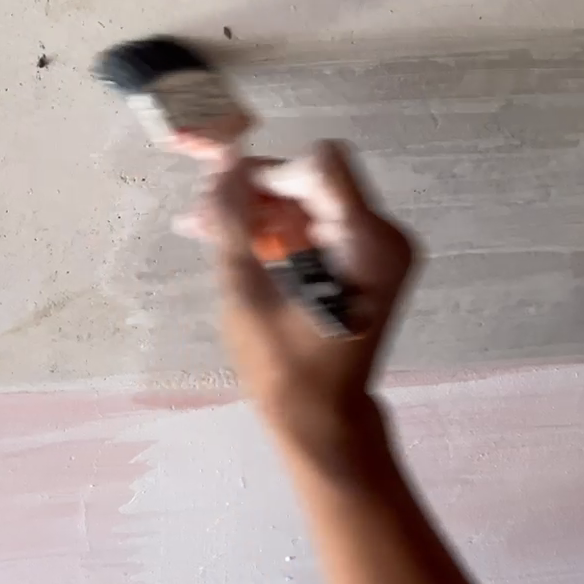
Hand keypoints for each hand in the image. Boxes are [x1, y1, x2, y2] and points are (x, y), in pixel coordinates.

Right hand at [183, 140, 415, 468]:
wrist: (324, 422)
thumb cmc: (284, 369)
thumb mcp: (247, 292)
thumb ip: (234, 221)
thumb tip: (224, 161)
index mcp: (366, 243)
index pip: (320, 164)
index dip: (268, 169)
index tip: (225, 187)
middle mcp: (382, 235)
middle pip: (308, 181)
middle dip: (252, 191)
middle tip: (201, 211)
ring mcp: (375, 245)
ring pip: (304, 199)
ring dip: (255, 210)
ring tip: (202, 227)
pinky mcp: (361, 256)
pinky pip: (312, 223)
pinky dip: (273, 229)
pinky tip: (230, 240)